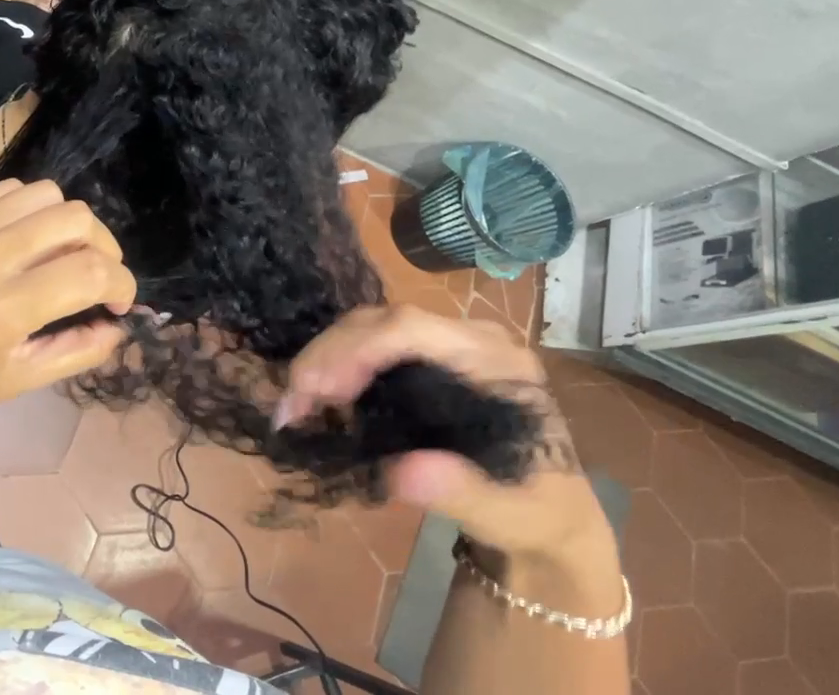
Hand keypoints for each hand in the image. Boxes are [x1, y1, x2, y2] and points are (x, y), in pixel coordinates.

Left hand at [0, 179, 137, 435]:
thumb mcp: (20, 380)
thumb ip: (79, 350)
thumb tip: (119, 321)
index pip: (88, 272)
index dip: (122, 283)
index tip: (120, 301)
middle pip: (73, 218)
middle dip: (104, 246)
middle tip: (98, 276)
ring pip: (45, 193)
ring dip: (68, 224)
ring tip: (63, 256)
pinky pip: (8, 189)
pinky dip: (32, 210)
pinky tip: (28, 240)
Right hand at [282, 305, 612, 563]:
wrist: (547, 517)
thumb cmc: (534, 514)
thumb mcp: (508, 516)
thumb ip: (460, 492)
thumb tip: (399, 474)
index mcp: (496, 362)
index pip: (411, 329)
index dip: (355, 351)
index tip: (318, 394)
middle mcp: (467, 338)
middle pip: (378, 321)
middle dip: (326, 356)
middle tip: (291, 405)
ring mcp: (440, 343)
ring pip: (362, 328)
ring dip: (321, 362)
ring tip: (294, 407)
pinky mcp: (417, 358)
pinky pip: (362, 344)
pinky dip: (329, 369)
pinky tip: (312, 401)